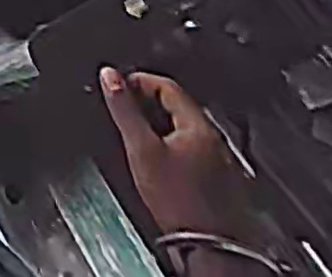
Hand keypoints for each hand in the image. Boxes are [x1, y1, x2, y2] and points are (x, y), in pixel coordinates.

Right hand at [99, 67, 251, 239]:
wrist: (210, 255)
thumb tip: (109, 77)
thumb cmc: (179, 204)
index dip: (139, 81)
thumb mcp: (141, 149)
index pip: (166, 86)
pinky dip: (172, 147)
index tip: (120, 85)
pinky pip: (192, 151)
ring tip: (138, 135)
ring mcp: (221, 163)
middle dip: (148, 103)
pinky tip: (160, 162)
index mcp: (199, 126)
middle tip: (125, 108)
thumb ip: (124, 109)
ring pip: (184, 130)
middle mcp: (215, 140)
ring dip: (160, 125)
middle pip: (177, 106)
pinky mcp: (221, 183)